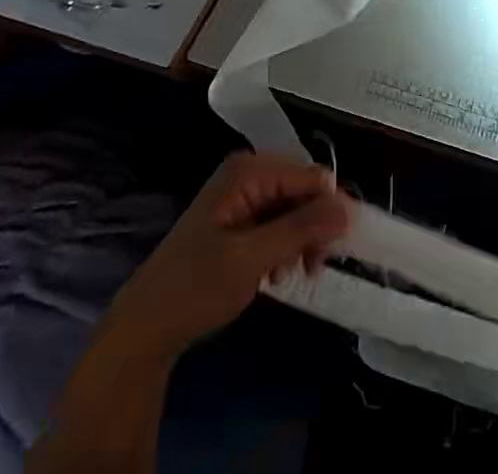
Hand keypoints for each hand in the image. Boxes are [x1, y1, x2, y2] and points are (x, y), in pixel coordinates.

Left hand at [100, 152, 351, 361]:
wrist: (150, 324)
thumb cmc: (194, 287)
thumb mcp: (250, 259)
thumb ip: (299, 229)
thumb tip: (347, 209)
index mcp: (247, 172)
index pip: (312, 176)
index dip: (331, 209)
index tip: (336, 250)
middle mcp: (247, 176)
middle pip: (306, 191)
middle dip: (316, 228)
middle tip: (312, 267)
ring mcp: (243, 198)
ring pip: (298, 210)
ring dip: (303, 242)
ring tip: (291, 274)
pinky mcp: (242, 221)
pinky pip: (282, 225)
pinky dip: (287, 248)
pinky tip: (276, 274)